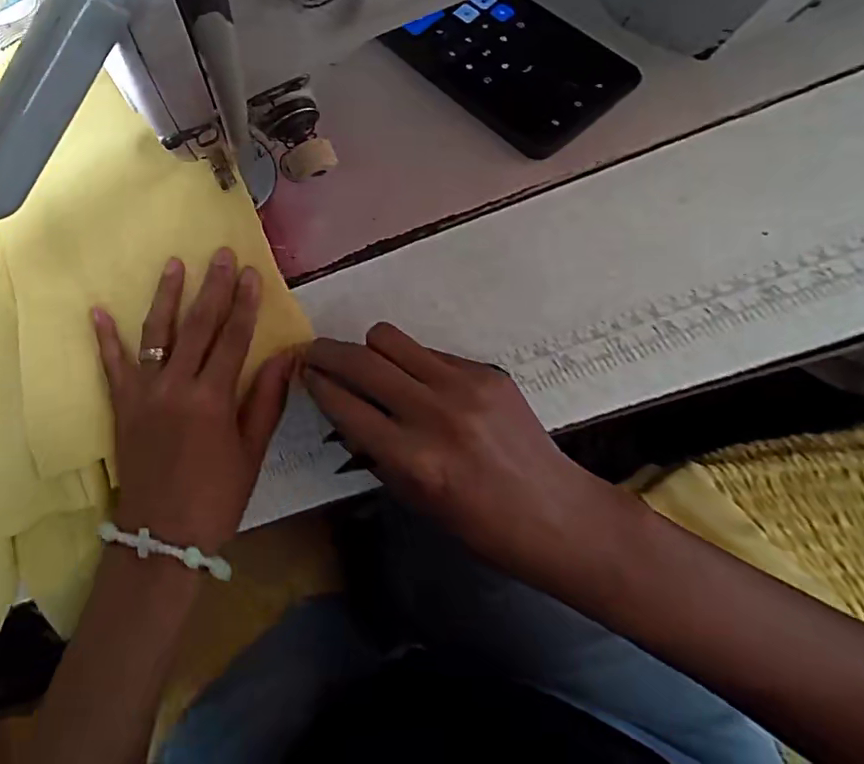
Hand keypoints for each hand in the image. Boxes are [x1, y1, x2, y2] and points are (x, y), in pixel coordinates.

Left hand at [92, 249, 292, 553]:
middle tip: (221, 255)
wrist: (162, 535)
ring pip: (157, 334)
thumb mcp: (252, 452)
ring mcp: (145, 393)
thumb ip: (266, 400)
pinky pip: (112, 365)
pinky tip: (98, 311)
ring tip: (174, 264)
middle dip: (213, 287)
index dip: (245, 303)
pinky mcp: (122, 405)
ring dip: (166, 297)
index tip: (251, 273)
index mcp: (213, 399)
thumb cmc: (216, 497)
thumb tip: (287, 358)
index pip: (234, 338)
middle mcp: (177, 386)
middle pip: (199, 326)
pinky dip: (105, 338)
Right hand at [303, 323, 615, 575]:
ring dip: (369, 349)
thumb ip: (374, 451)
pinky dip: (413, 364)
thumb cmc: (480, 525)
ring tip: (371, 365)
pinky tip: (423, 385)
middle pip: (361, 361)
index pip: (345, 405)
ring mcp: (464, 387)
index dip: (317, 384)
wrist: (558, 515)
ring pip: (389, 338)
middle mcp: (435, 415)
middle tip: (315, 353)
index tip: (305, 373)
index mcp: (414, 460)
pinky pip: (428, 351)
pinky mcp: (487, 372)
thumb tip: (343, 410)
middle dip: (327, 353)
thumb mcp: (414, 499)